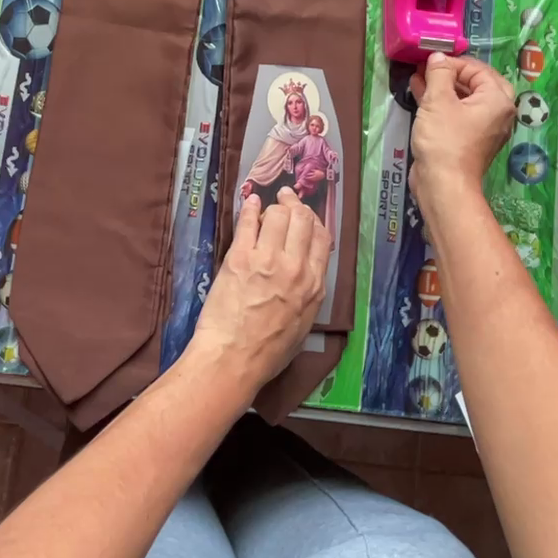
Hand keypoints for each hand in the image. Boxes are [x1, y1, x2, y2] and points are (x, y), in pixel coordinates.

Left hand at [182, 189, 329, 400]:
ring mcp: (268, 259)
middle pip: (303, 220)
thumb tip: (305, 277)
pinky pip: (248, 222)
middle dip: (296, 205)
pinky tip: (251, 202)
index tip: (307, 217)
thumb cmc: (268, 353)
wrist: (234, 359)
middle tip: (287, 198)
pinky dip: (251, 208)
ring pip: (278, 216)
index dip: (315, 222)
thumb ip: (308, 295)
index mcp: (315, 286)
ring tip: (268, 204)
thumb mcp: (303, 325)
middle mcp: (296, 267)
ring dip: (274, 206)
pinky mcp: (240, 257)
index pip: (323, 239)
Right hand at [408, 51, 514, 205]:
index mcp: (497, 100)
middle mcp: (497, 113)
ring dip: (443, 88)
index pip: (478, 69)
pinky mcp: (469, 139)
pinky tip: (421, 95)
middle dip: (450, 74)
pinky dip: (442, 104)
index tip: (430, 62)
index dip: (453, 62)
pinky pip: (458, 114)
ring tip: (419, 78)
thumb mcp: (438, 100)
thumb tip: (438, 57)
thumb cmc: (444, 140)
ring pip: (465, 99)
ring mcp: (484, 128)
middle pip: (475, 83)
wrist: (443, 184)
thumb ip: (439, 73)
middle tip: (428, 68)